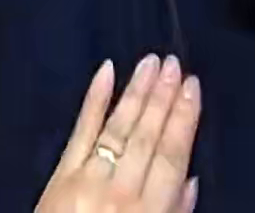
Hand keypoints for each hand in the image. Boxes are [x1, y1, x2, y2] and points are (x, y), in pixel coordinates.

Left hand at [36, 56, 200, 212]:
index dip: (183, 119)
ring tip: (150, 61)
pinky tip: (107, 69)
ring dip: (136, 91)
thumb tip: (191, 180)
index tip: (192, 84)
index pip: (171, 158)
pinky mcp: (62, 173)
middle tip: (173, 62)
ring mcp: (89, 179)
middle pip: (146, 136)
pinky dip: (94, 98)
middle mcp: (120, 193)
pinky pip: (81, 129)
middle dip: (162, 97)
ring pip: (119, 126)